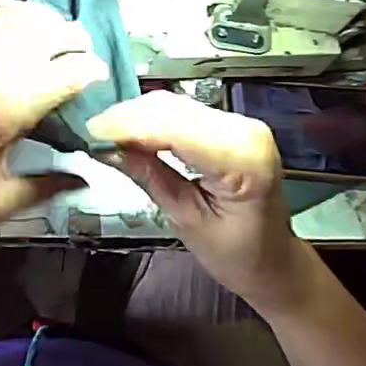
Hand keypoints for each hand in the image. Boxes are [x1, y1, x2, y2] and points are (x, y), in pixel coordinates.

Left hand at [0, 0, 109, 238]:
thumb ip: (46, 187)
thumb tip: (86, 180)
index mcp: (9, 109)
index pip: (69, 72)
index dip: (92, 70)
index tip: (98, 78)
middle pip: (47, 33)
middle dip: (74, 39)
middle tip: (80, 55)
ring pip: (15, 14)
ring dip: (43, 16)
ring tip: (54, 31)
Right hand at [86, 90, 324, 314]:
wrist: (274, 261)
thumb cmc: (239, 254)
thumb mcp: (186, 221)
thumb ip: (149, 177)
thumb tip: (108, 148)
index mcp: (244, 159)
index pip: (175, 129)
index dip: (129, 126)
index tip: (92, 131)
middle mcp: (245, 131)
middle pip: (172, 109)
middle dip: (126, 117)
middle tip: (91, 133)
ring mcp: (239, 123)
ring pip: (172, 105)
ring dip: (134, 116)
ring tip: (103, 134)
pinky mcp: (228, 124)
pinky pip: (180, 112)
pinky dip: (150, 119)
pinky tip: (128, 131)